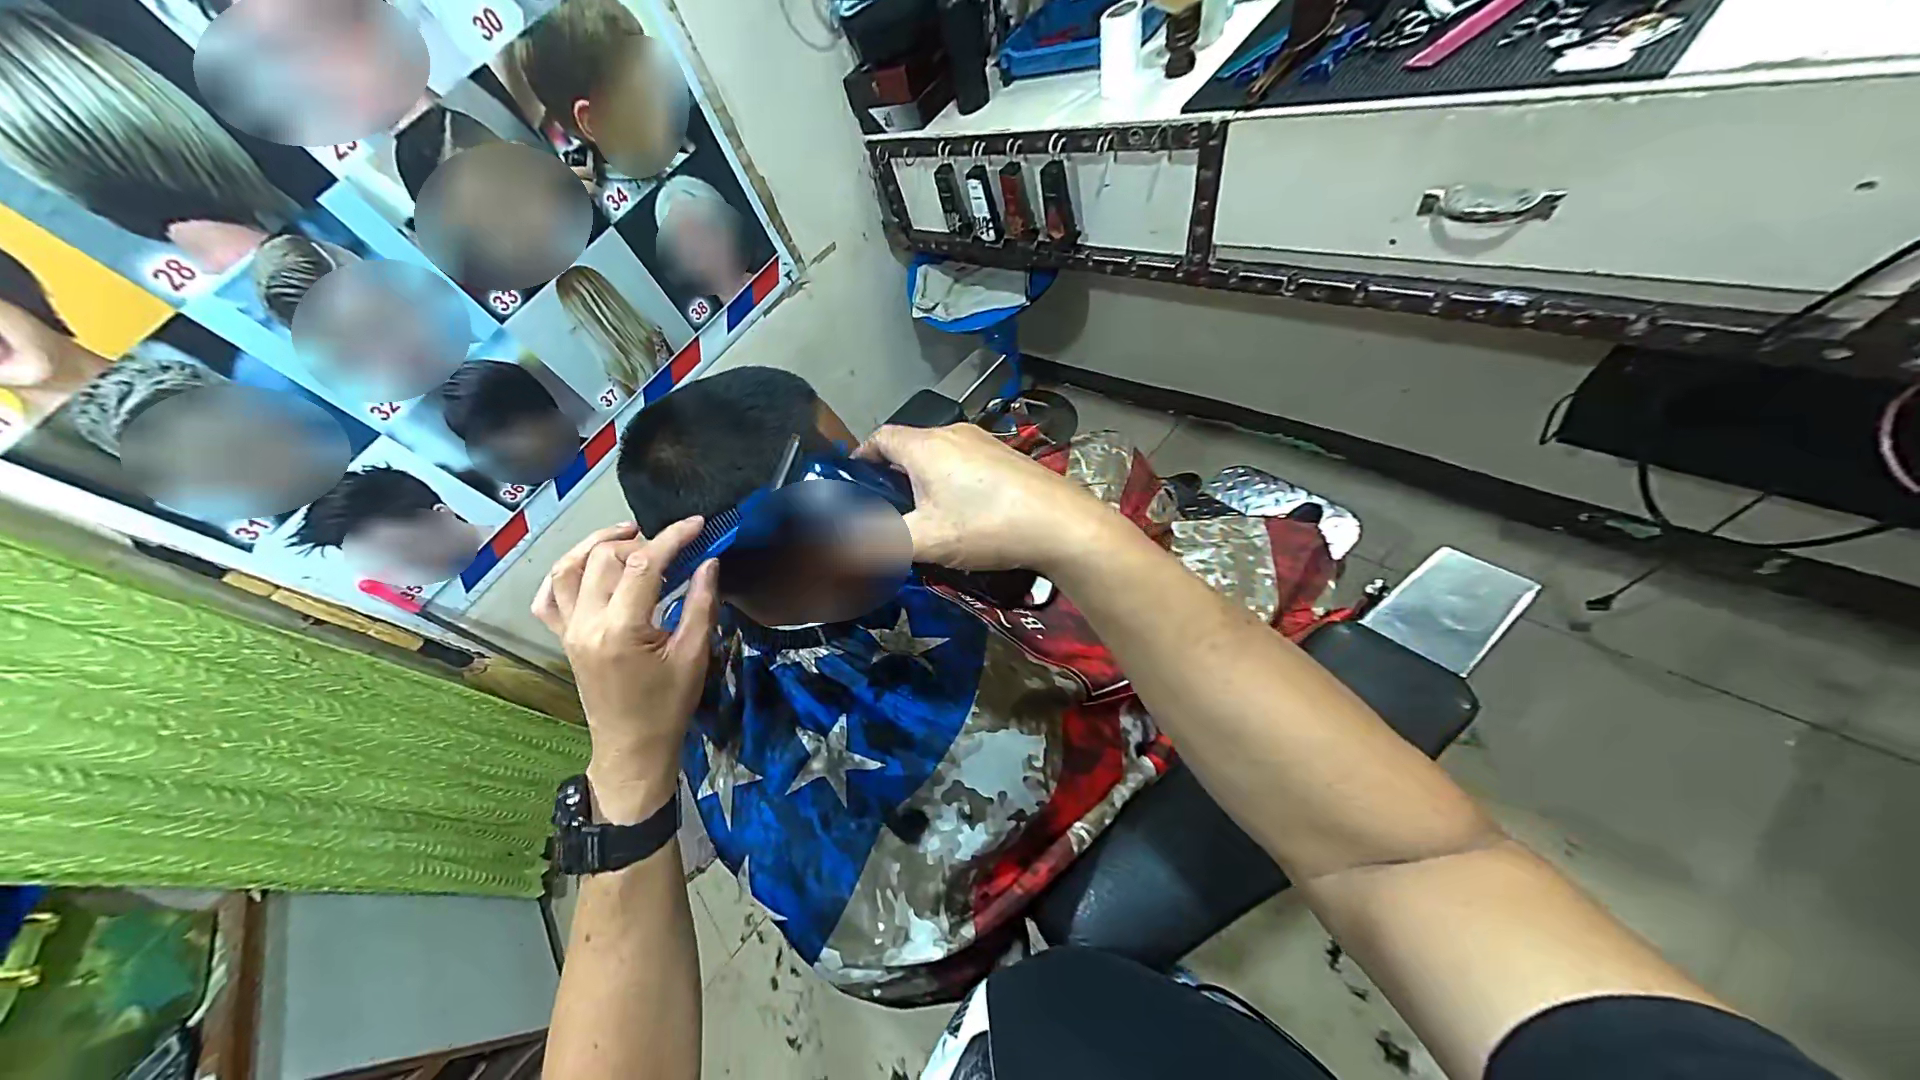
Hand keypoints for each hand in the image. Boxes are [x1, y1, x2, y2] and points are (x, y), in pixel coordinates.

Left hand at [533, 519, 719, 822]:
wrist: (632, 747)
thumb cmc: (668, 705)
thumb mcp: (694, 655)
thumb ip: (700, 604)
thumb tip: (709, 561)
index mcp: (621, 629)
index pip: (644, 564)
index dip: (672, 538)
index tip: (697, 524)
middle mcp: (586, 623)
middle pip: (605, 558)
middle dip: (641, 540)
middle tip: (673, 544)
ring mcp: (568, 630)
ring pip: (569, 568)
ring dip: (598, 544)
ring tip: (629, 535)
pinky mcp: (563, 638)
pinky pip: (549, 596)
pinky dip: (565, 572)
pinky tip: (588, 565)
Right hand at [855, 423, 1117, 572]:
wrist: (1062, 524)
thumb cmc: (987, 525)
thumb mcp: (927, 539)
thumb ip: (880, 543)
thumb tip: (841, 550)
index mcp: (926, 446)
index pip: (880, 438)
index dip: (862, 457)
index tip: (854, 482)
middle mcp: (953, 434)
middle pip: (910, 445)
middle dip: (893, 473)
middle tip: (886, 508)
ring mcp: (985, 442)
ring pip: (940, 454)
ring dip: (925, 477)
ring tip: (924, 513)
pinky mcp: (1008, 457)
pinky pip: (966, 462)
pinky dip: (952, 480)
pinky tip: (964, 510)